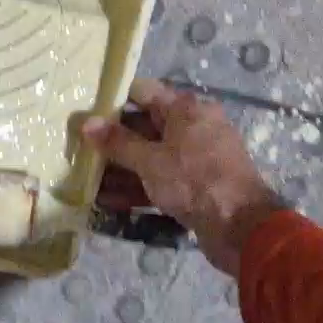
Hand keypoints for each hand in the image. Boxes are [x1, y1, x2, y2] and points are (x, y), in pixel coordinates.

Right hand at [82, 80, 284, 276]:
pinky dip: (136, 186)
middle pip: (144, 125)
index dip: (113, 98)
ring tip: (86, 178)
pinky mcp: (195, 185)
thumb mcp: (150, 160)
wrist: (243, 230)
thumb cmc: (195, 181)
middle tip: (79, 146)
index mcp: (187, 110)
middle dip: (112, 139)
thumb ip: (116, 141)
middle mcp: (193, 128)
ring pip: (150, 156)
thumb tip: (86, 123)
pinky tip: (107, 200)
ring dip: (120, 167)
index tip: (85, 107)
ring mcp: (195, 158)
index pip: (143, 91)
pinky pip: (159, 179)